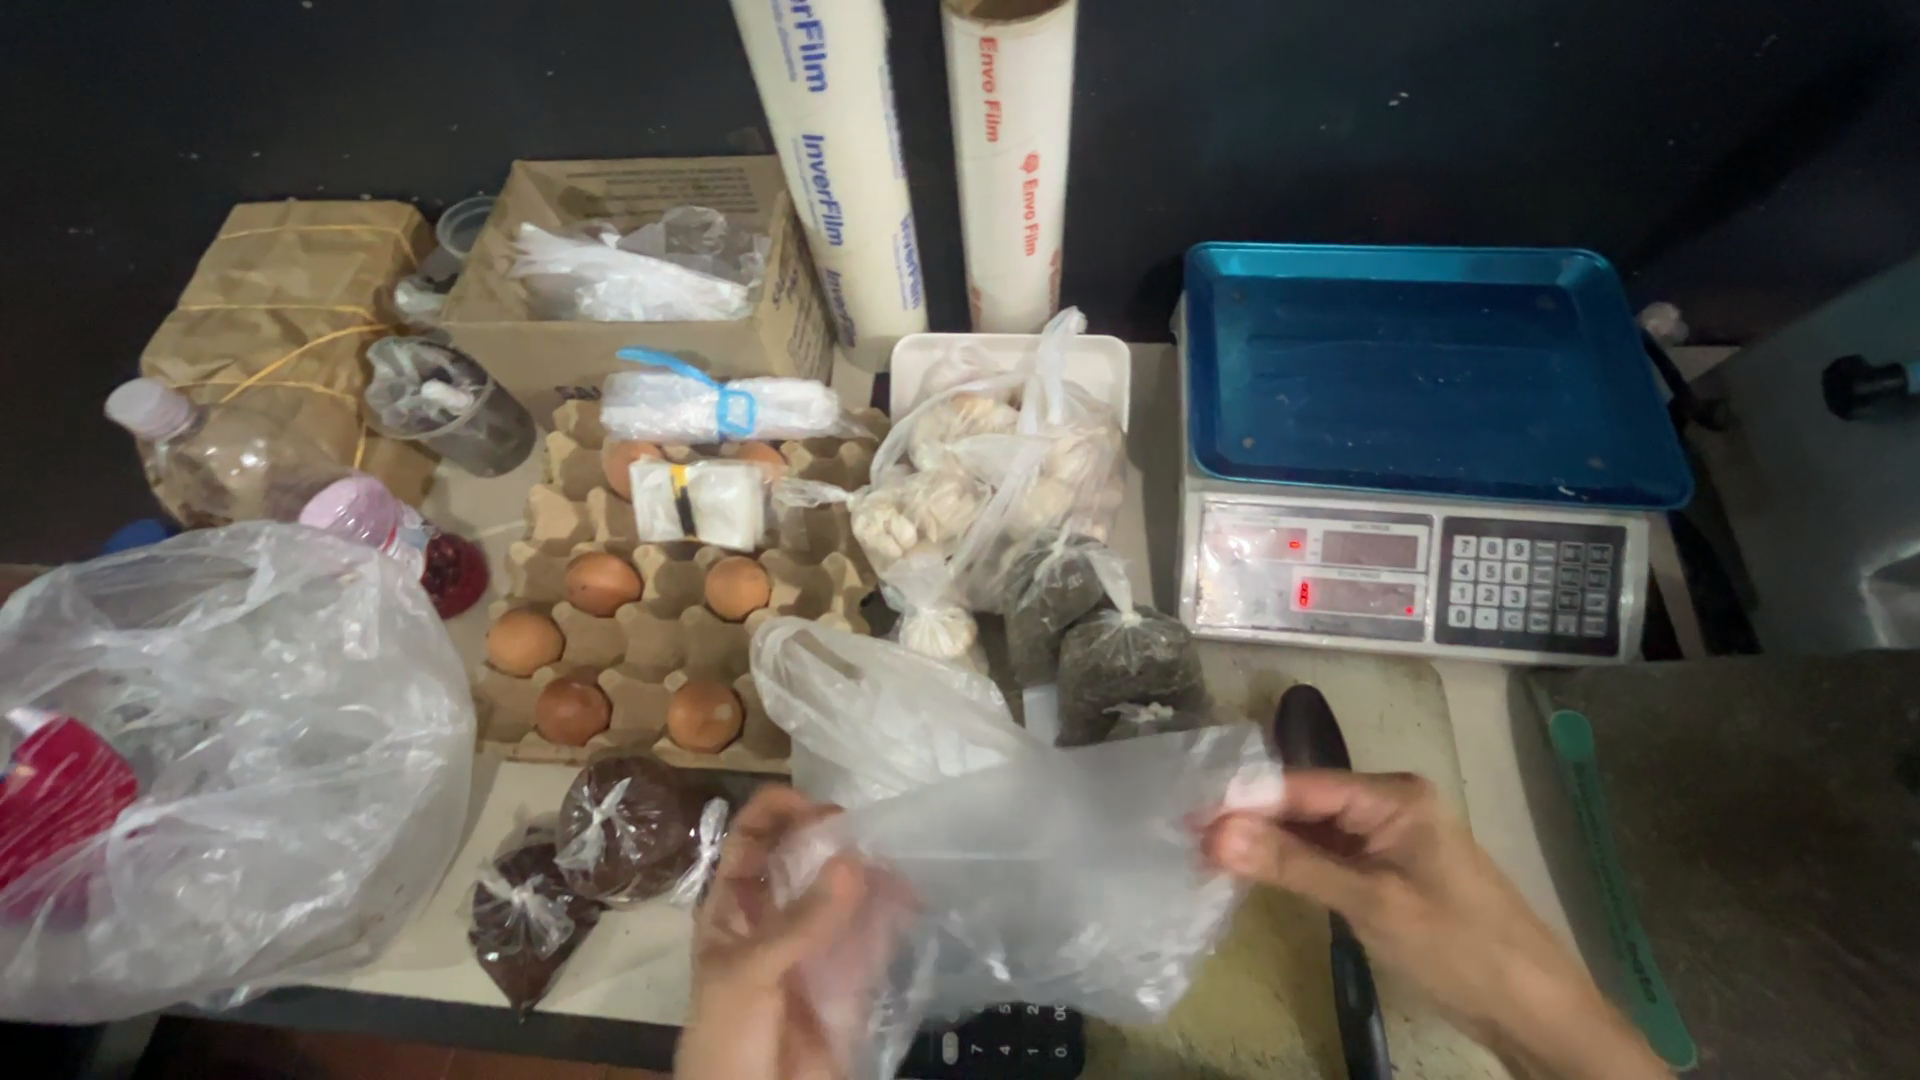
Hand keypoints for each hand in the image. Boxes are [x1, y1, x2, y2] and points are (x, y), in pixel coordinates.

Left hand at [676, 786, 881, 1079]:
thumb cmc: (728, 1043)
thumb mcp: (748, 976)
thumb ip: (800, 921)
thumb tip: (854, 859)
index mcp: (735, 908)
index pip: (752, 838)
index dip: (778, 811)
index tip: (818, 806)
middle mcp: (777, 914)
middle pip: (806, 855)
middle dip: (836, 836)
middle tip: (870, 832)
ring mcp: (817, 942)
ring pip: (846, 888)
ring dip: (872, 869)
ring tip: (899, 861)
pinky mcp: (852, 972)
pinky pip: (875, 930)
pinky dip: (894, 909)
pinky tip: (912, 896)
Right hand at [1206, 769, 1669, 1079]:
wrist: (1541, 1014)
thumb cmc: (1460, 948)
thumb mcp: (1369, 903)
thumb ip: (1290, 863)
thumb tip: (1214, 833)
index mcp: (1392, 795)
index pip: (1299, 786)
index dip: (1242, 800)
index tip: (1189, 814)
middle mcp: (1387, 802)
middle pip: (1303, 802)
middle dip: (1250, 821)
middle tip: (1190, 838)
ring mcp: (1388, 834)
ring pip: (1312, 828)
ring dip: (1267, 842)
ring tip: (1209, 853)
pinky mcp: (1387, 865)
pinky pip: (1328, 851)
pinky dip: (1293, 861)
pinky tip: (1255, 869)